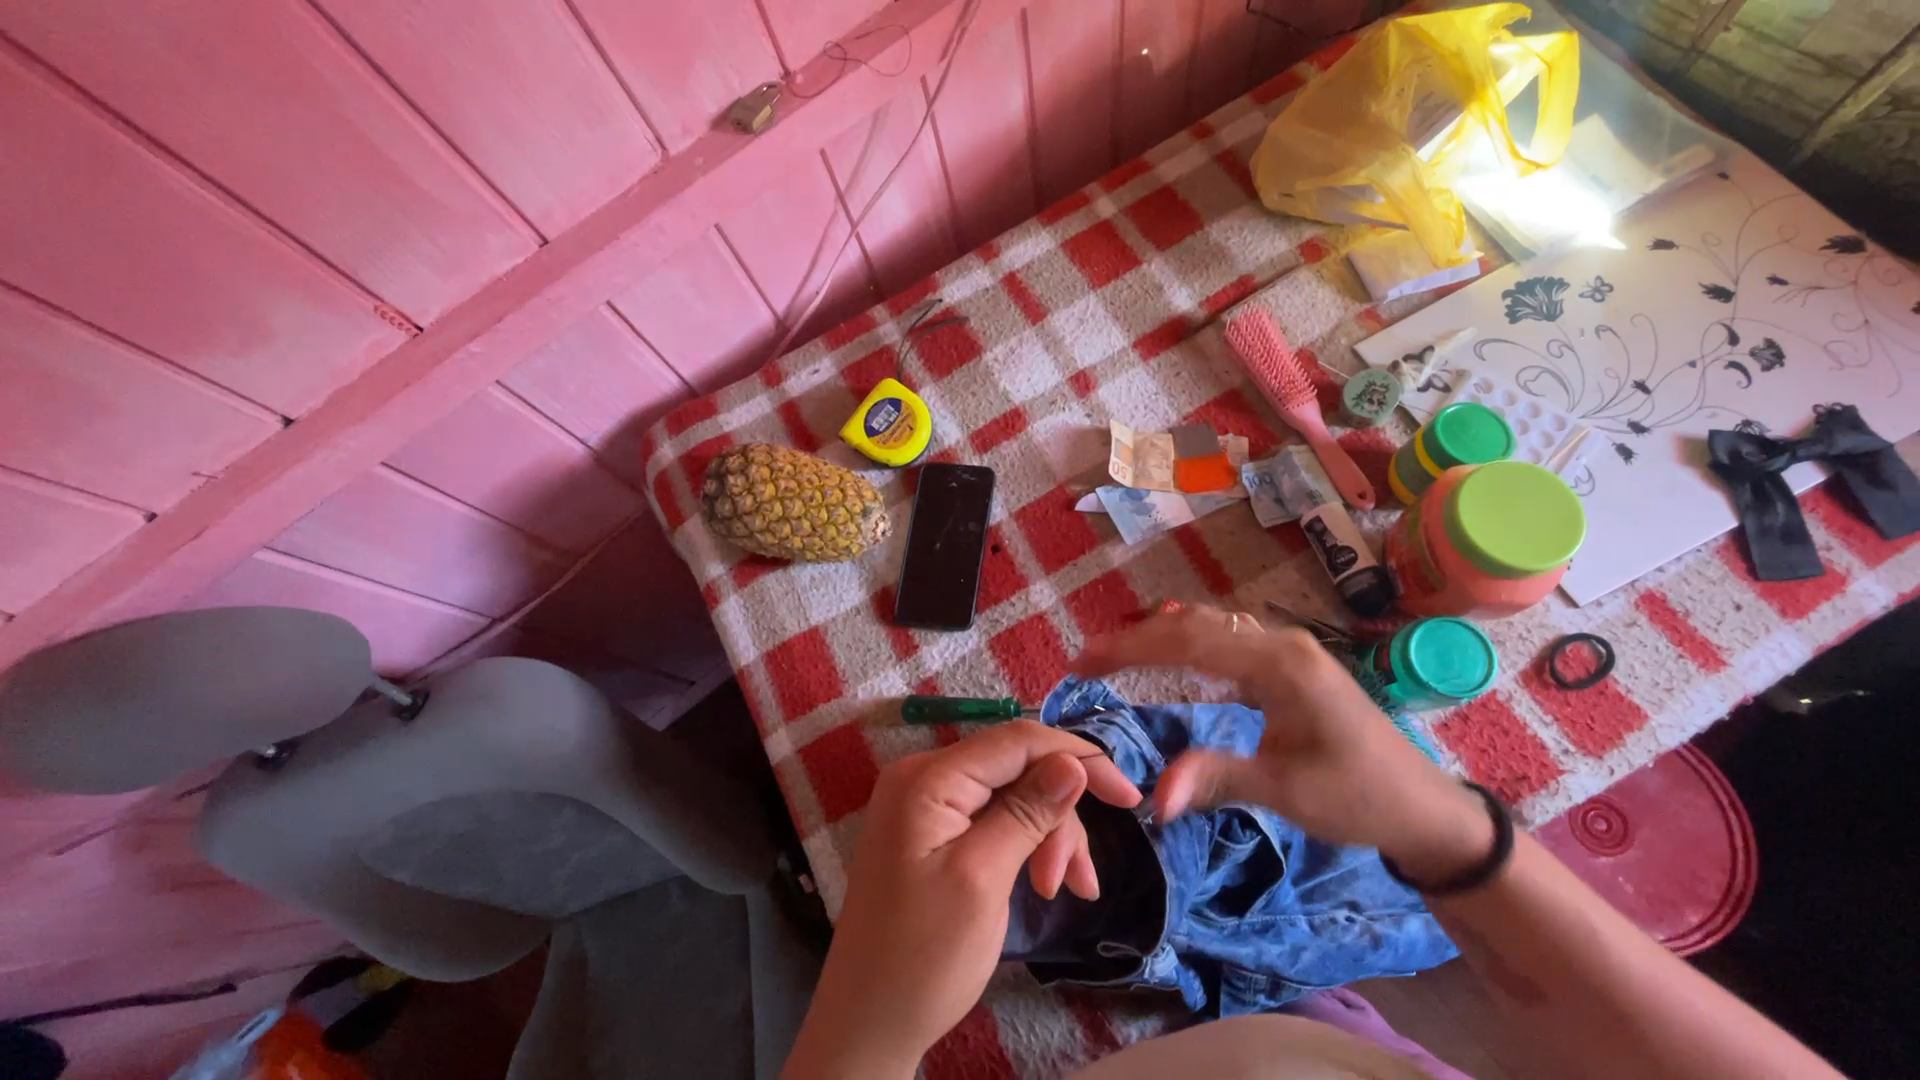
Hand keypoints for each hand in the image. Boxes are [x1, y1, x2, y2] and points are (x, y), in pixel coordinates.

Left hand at [783, 721, 1141, 1078]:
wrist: (868, 1021)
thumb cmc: (924, 955)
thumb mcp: (983, 879)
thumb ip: (1028, 812)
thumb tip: (1072, 762)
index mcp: (928, 778)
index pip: (1017, 741)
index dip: (1079, 758)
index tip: (1130, 797)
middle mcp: (924, 778)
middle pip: (1018, 770)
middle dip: (1058, 816)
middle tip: (1076, 880)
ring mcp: (927, 806)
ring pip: (1012, 797)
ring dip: (1047, 837)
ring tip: (1062, 891)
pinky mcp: (933, 833)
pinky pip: (993, 821)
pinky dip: (1025, 847)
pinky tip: (1045, 885)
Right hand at [1073, 604, 1490, 881]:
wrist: (1424, 809)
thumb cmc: (1359, 798)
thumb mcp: (1286, 791)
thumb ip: (1218, 779)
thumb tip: (1153, 797)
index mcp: (1280, 664)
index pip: (1188, 640)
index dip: (1130, 648)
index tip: (1082, 662)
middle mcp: (1281, 644)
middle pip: (1194, 624)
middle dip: (1136, 637)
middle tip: (1085, 659)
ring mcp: (1286, 651)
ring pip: (1209, 626)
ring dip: (1158, 635)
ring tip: (1111, 652)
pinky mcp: (1287, 667)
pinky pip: (1225, 641)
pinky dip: (1184, 643)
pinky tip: (1165, 649)